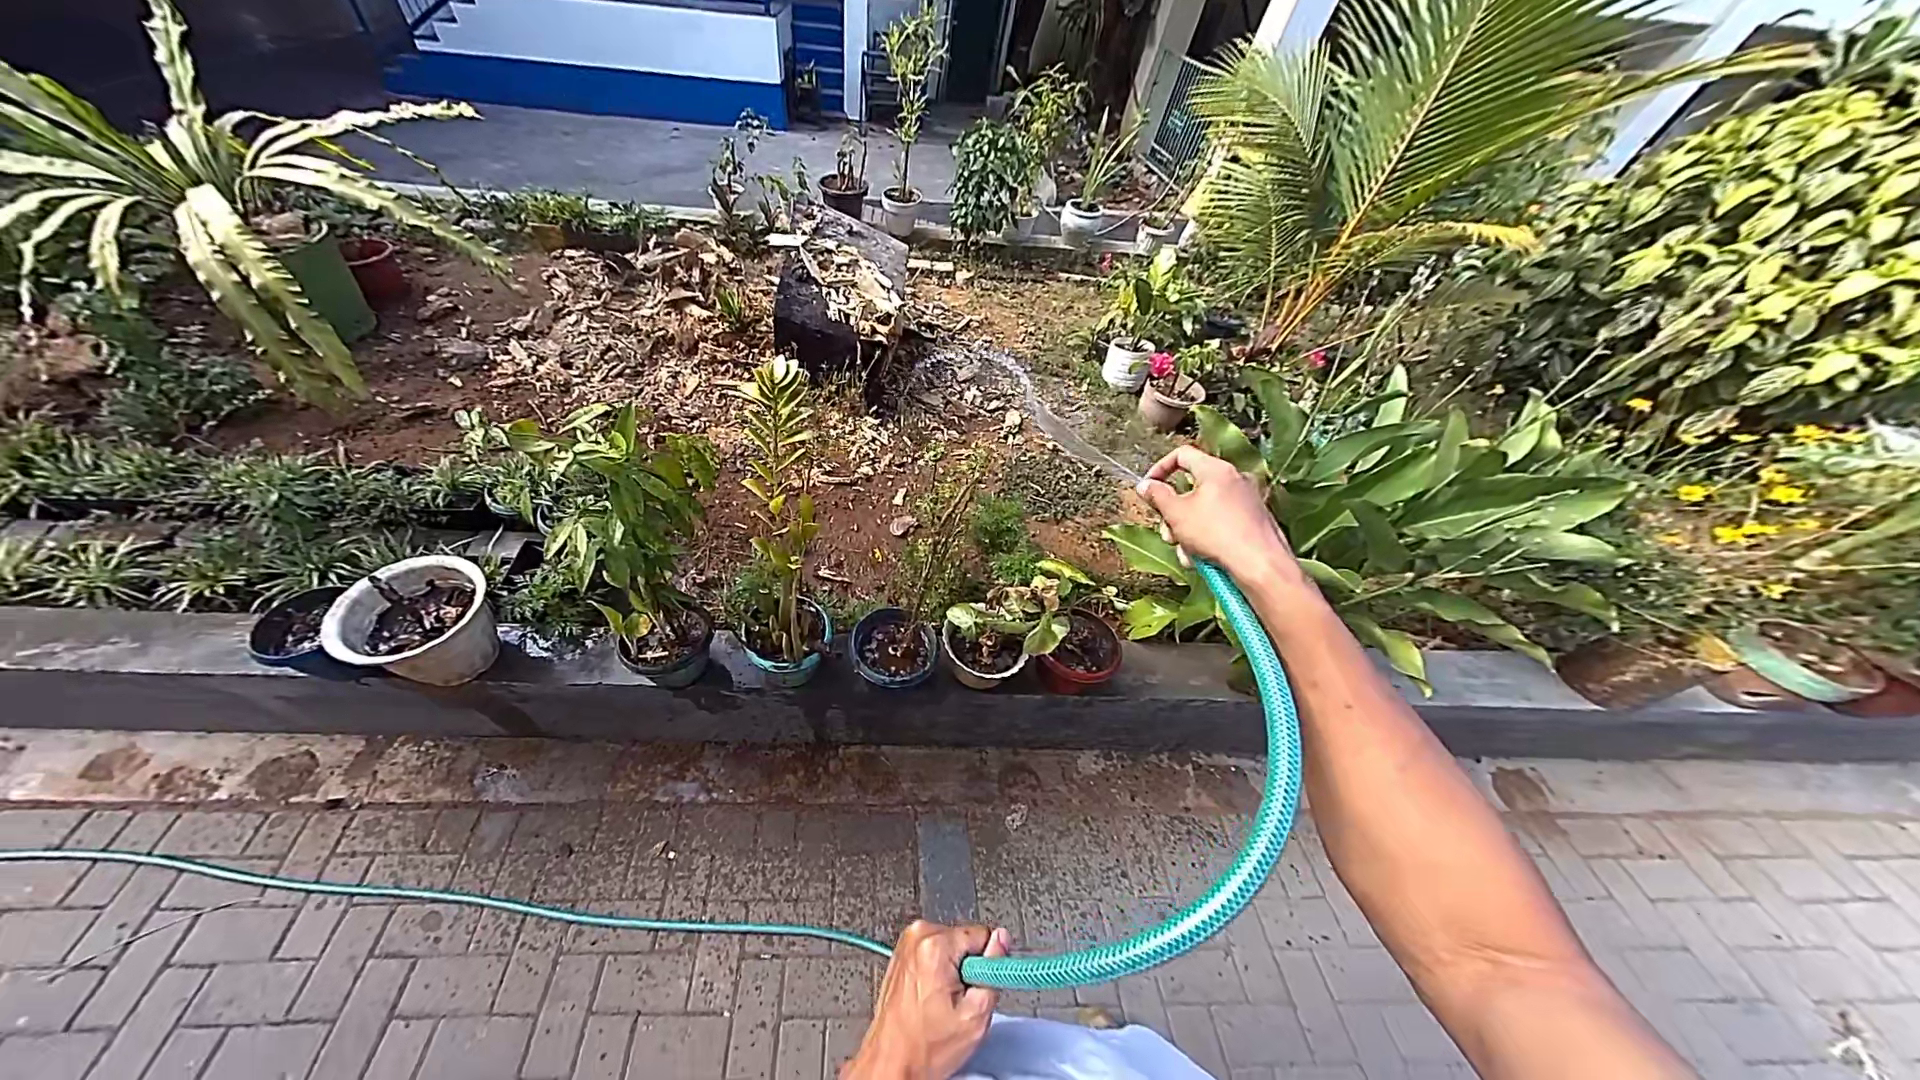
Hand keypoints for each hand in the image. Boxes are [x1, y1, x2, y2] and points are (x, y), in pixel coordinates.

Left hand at [841, 921, 1010, 1079]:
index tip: (978, 985)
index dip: (986, 964)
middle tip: (958, 1000)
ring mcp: (906, 943)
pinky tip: (929, 998)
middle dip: (968, 968)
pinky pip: (934, 953)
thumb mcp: (975, 1015)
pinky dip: (936, 973)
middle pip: (965, 940)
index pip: (983, 935)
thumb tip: (1001, 939)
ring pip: (950, 947)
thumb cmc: (923, 1048)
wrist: (890, 1063)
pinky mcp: (901, 953)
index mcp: (936, 944)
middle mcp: (918, 935)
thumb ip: (994, 971)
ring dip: (952, 971)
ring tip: (941, 1002)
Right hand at [1136, 445, 1305, 594]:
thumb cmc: (1217, 534)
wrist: (1259, 564)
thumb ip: (1157, 495)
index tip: (1149, 489)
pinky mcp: (1253, 522)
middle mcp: (1235, 480)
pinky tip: (1201, 560)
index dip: (1159, 469)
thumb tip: (1145, 485)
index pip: (1182, 455)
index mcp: (1216, 470)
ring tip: (1186, 553)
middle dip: (1173, 514)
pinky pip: (1219, 525)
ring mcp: (1247, 501)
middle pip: (1191, 489)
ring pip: (1203, 512)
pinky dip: (1206, 540)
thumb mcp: (1176, 513)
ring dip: (1187, 532)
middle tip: (1167, 533)